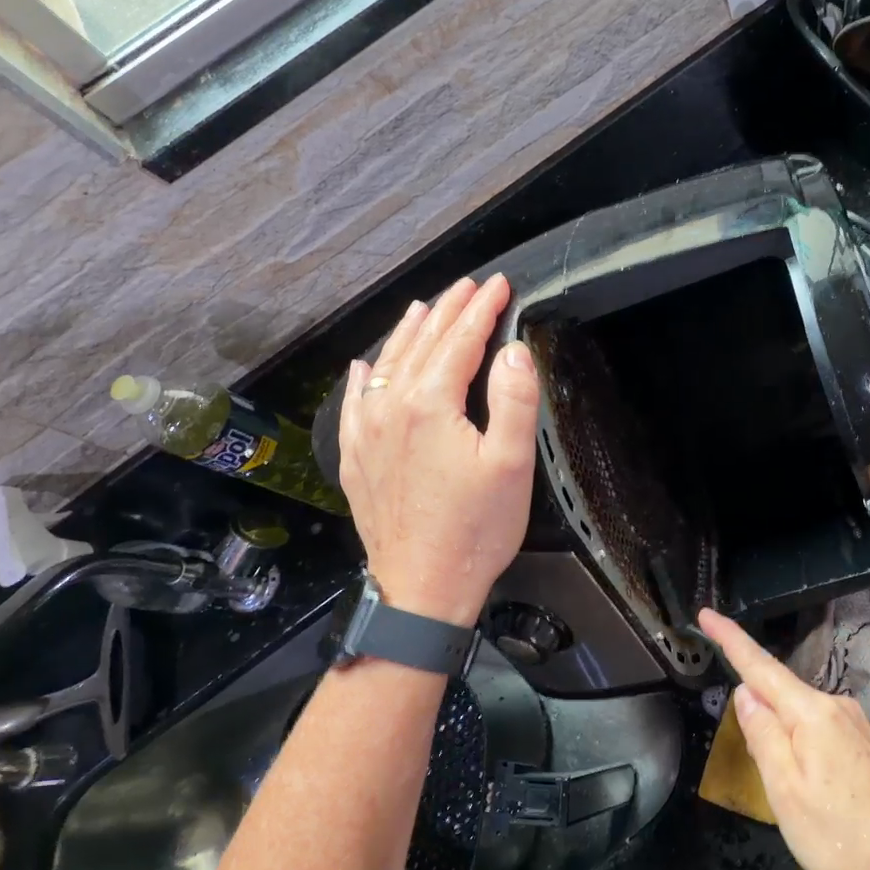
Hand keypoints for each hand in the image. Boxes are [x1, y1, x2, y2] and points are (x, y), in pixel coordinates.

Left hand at [337, 275, 540, 626]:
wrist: (422, 585)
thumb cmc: (475, 528)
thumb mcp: (511, 464)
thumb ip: (514, 399)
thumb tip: (513, 350)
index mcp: (431, 405)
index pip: (460, 341)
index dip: (482, 309)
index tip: (500, 284)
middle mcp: (391, 409)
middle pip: (422, 344)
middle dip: (449, 310)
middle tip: (470, 286)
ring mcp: (368, 433)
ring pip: (386, 365)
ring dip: (409, 332)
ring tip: (424, 308)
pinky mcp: (357, 457)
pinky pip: (356, 401)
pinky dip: (366, 375)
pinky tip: (367, 366)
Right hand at [698, 608, 869, 869]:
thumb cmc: (840, 839)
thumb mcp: (784, 791)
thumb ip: (762, 735)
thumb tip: (745, 693)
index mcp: (813, 714)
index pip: (761, 667)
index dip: (730, 639)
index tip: (706, 614)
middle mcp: (836, 707)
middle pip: (780, 694)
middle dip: (757, 716)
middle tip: (761, 775)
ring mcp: (855, 724)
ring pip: (798, 716)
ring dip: (781, 740)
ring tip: (791, 796)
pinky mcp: (864, 743)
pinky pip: (817, 731)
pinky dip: (800, 748)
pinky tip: (811, 789)